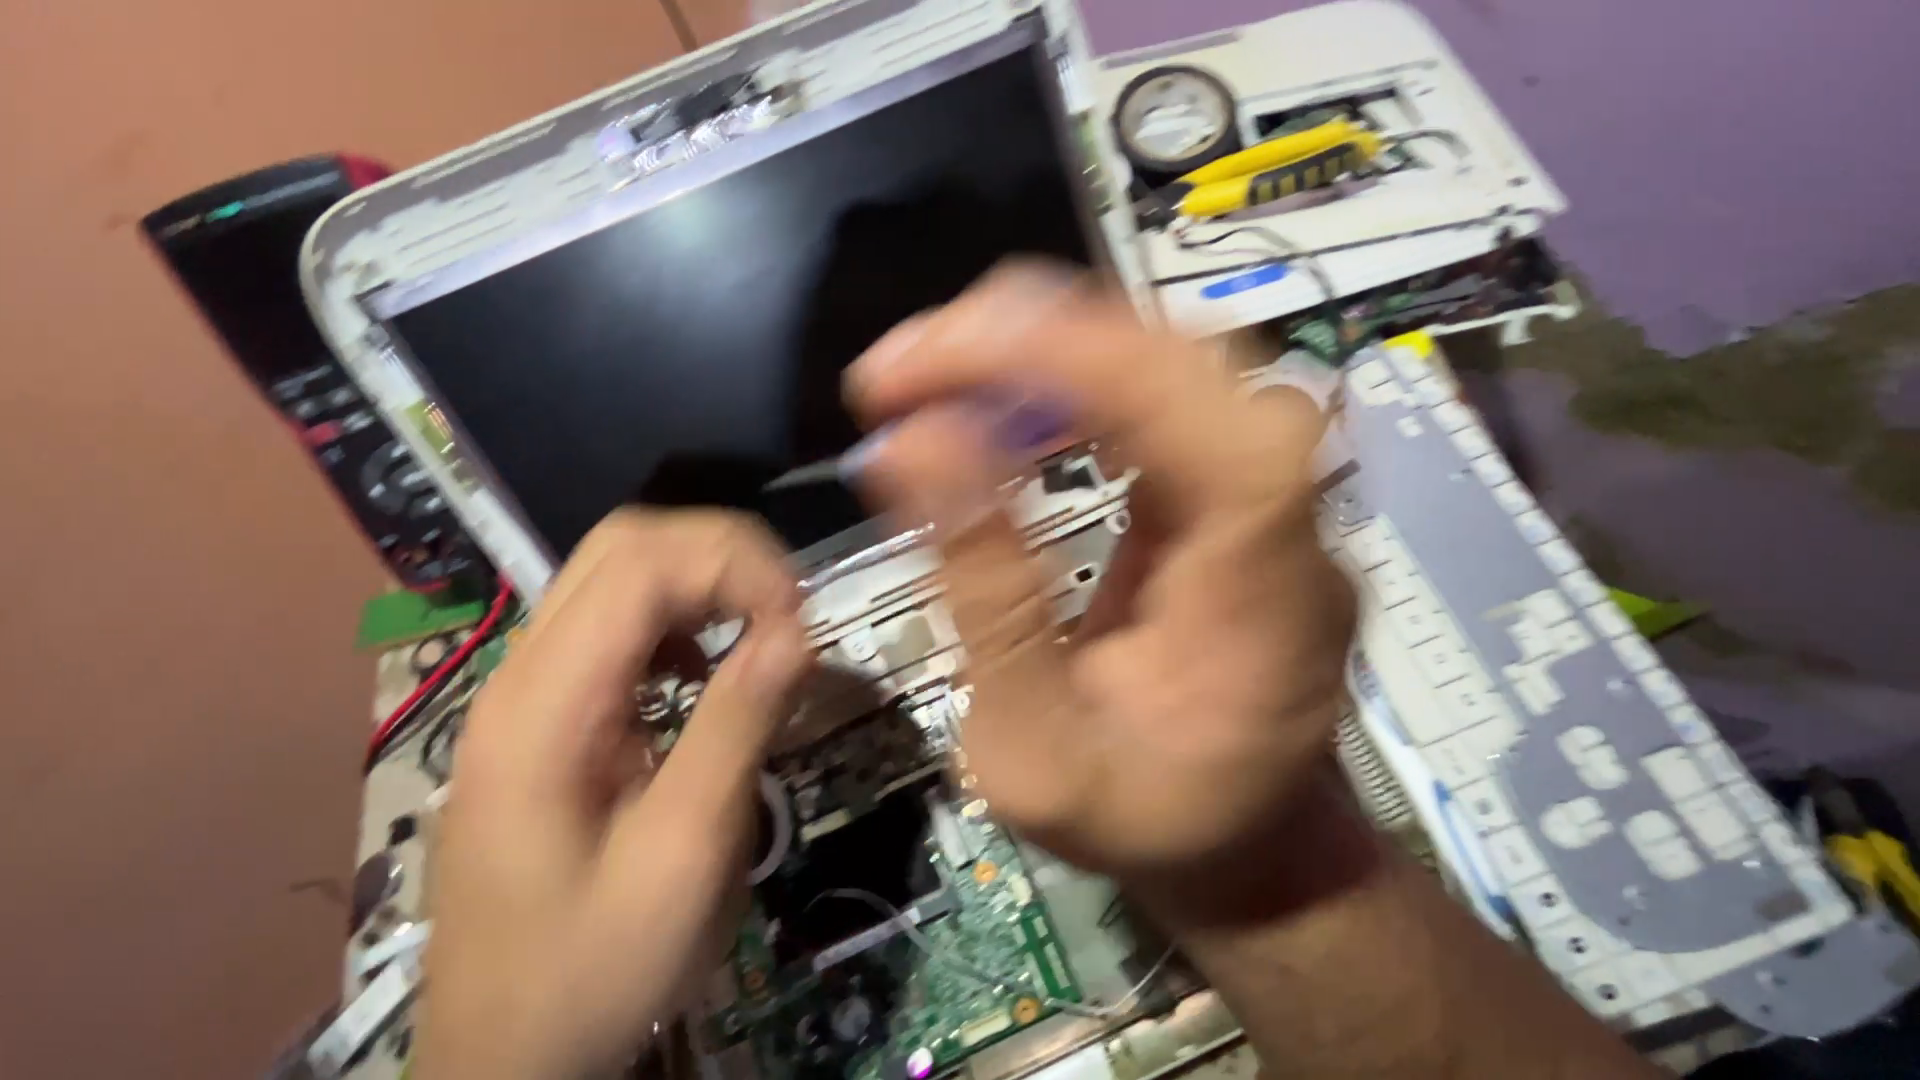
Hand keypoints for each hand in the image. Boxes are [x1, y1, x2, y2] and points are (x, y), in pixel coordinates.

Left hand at [416, 510, 809, 1079]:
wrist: (505, 1058)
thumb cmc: (595, 967)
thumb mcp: (684, 853)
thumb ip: (738, 726)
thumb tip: (798, 629)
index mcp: (543, 705)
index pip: (641, 562)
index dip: (736, 564)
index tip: (802, 621)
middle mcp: (521, 675)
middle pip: (623, 546)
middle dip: (721, 557)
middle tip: (789, 614)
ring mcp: (525, 692)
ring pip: (617, 575)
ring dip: (702, 583)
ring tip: (764, 632)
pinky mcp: (544, 714)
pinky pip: (613, 626)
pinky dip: (677, 620)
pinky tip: (707, 669)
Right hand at [846, 266, 1357, 925]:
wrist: (1247, 846)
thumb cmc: (1145, 824)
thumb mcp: (1037, 752)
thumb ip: (986, 598)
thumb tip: (912, 443)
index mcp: (1265, 597)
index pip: (1207, 422)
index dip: (1074, 360)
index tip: (924, 366)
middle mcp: (1294, 520)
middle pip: (1191, 361)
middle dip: (1037, 336)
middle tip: (906, 368)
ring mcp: (1274, 495)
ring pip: (1174, 359)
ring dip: (1047, 345)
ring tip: (935, 374)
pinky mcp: (1236, 490)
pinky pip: (1160, 395)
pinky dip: (1069, 377)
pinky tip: (1000, 397)